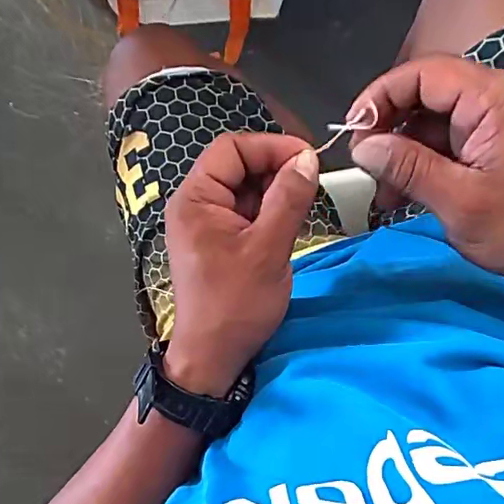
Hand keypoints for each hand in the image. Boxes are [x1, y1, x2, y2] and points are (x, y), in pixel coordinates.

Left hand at [162, 132, 319, 395]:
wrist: (213, 357)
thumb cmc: (235, 305)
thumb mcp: (268, 249)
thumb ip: (288, 199)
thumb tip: (307, 160)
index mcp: (194, 199)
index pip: (231, 148)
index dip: (271, 146)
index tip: (308, 159)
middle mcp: (194, 206)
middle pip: (237, 166)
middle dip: (275, 169)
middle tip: (309, 186)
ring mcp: (204, 226)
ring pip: (244, 190)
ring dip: (274, 193)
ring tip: (301, 209)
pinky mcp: (216, 244)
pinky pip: (244, 214)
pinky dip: (267, 213)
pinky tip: (286, 227)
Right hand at [346, 55, 503, 278]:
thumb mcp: (459, 202)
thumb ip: (409, 168)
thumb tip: (363, 147)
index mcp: (496, 100)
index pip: (425, 73)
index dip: (381, 96)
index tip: (353, 132)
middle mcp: (501, 98)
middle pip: (428, 95)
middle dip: (390, 129)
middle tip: (365, 168)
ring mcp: (503, 120)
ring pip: (436, 123)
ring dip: (405, 154)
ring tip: (385, 195)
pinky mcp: (502, 142)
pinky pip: (453, 141)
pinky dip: (427, 164)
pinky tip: (408, 194)